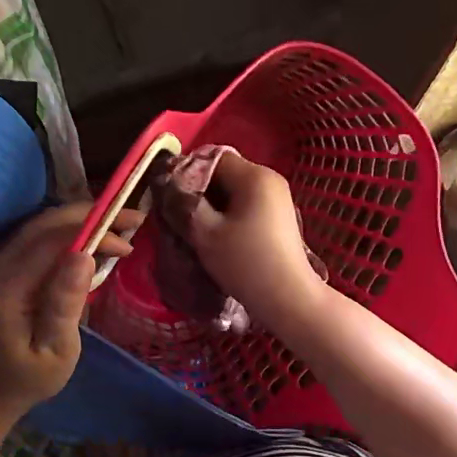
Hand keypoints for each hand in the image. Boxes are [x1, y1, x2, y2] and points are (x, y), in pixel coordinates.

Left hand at [0, 203, 135, 418]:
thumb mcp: (55, 351)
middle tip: (133, 219)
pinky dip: (68, 232)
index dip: (94, 232)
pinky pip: (38, 239)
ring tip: (118, 225)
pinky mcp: (6, 270)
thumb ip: (66, 304)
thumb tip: (84, 255)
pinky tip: (91, 239)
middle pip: (46, 224)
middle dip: (91, 214)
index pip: (54, 241)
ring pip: (41, 227)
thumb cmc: (26, 379)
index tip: (128, 245)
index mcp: (10, 289)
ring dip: (80, 220)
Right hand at [183, 152, 327, 329]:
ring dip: (213, 204)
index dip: (186, 172)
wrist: (288, 299)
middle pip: (225, 173)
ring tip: (196, 227)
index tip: (169, 195)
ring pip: (235, 191)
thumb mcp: (205, 232)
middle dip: (200, 189)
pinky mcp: (279, 218)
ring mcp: (278, 199)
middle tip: (179, 213)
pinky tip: (218, 236)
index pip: (212, 157)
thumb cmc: (245, 263)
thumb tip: (167, 183)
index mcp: (254, 176)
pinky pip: (247, 205)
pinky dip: (229, 214)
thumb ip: (184, 203)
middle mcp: (270, 179)